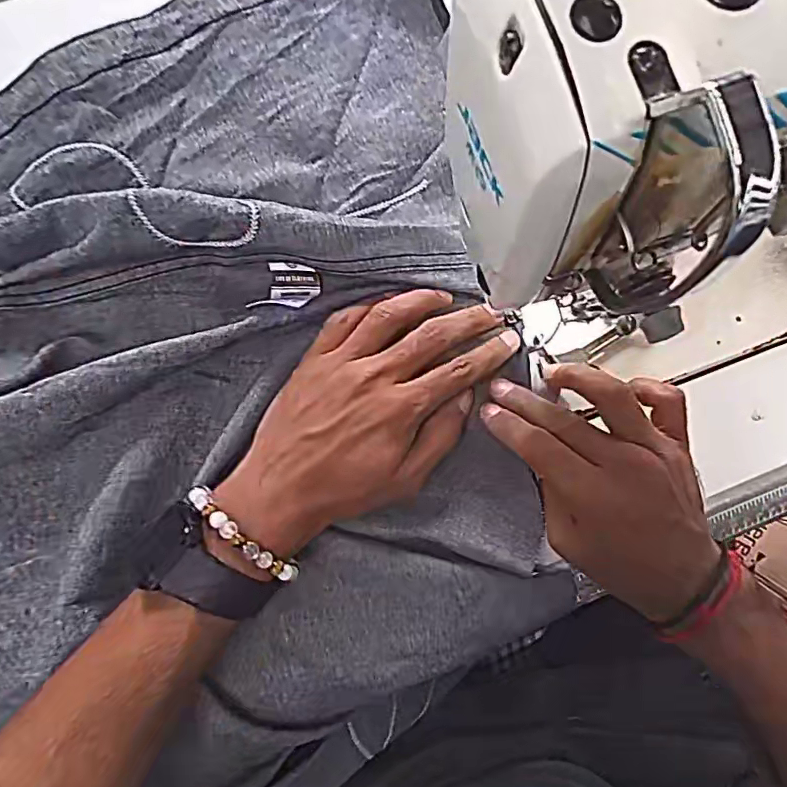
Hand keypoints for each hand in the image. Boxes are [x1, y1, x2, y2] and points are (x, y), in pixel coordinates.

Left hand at [211, 290, 520, 571]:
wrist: (282, 489)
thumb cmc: (342, 489)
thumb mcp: (405, 479)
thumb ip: (439, 437)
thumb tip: (463, 400)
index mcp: (400, 409)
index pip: (457, 369)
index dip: (488, 352)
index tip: (504, 342)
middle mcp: (373, 378)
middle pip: (432, 335)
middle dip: (468, 320)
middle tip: (488, 313)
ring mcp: (341, 364)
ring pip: (389, 316)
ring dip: (421, 300)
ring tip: (444, 296)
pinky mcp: (315, 360)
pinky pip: (344, 319)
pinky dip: (369, 306)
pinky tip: (386, 304)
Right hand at [480, 364, 721, 621]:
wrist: (682, 579)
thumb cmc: (630, 567)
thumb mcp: (569, 543)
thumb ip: (551, 497)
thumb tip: (539, 461)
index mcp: (592, 494)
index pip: (538, 444)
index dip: (509, 425)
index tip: (494, 413)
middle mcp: (624, 465)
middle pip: (564, 418)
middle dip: (525, 400)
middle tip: (507, 390)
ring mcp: (654, 451)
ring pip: (614, 394)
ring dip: (579, 377)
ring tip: (556, 373)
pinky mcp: (676, 446)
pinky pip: (667, 400)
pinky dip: (645, 386)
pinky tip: (623, 387)